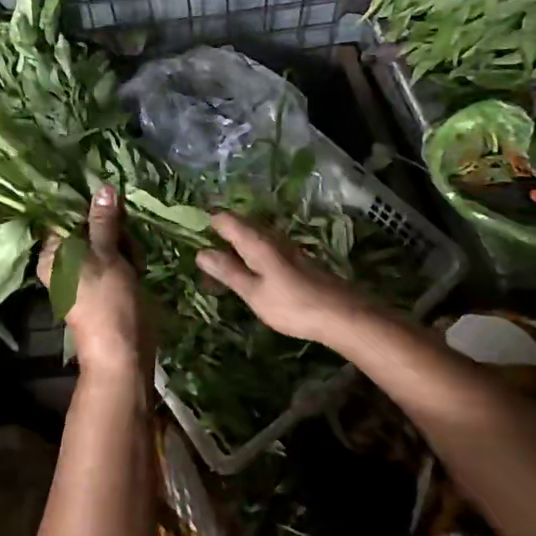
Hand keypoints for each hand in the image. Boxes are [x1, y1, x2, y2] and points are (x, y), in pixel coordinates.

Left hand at [38, 186, 149, 378]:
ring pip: (104, 242)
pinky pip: (114, 259)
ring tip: (132, 257)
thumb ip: (103, 221)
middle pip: (86, 227)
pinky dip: (126, 258)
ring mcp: (85, 274)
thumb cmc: (108, 301)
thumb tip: (103, 188)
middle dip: (109, 226)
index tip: (107, 191)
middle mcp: (63, 262)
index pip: (63, 216)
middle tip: (125, 232)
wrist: (124, 354)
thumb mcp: (106, 255)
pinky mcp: (104, 284)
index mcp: (53, 254)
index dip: (85, 202)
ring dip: (122, 243)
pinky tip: (137, 265)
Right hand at [195, 213, 375, 343]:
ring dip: (235, 246)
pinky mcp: (296, 260)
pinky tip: (249, 274)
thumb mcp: (253, 293)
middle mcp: (270, 238)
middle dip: (219, 234)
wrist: (344, 316)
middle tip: (202, 254)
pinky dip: (250, 256)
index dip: (206, 222)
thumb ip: (227, 271)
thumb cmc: (293, 305)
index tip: (191, 234)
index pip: (224, 219)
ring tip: (222, 266)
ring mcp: (286, 248)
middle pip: (239, 225)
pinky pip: (265, 248)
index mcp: (256, 241)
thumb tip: (201, 252)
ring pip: (253, 237)